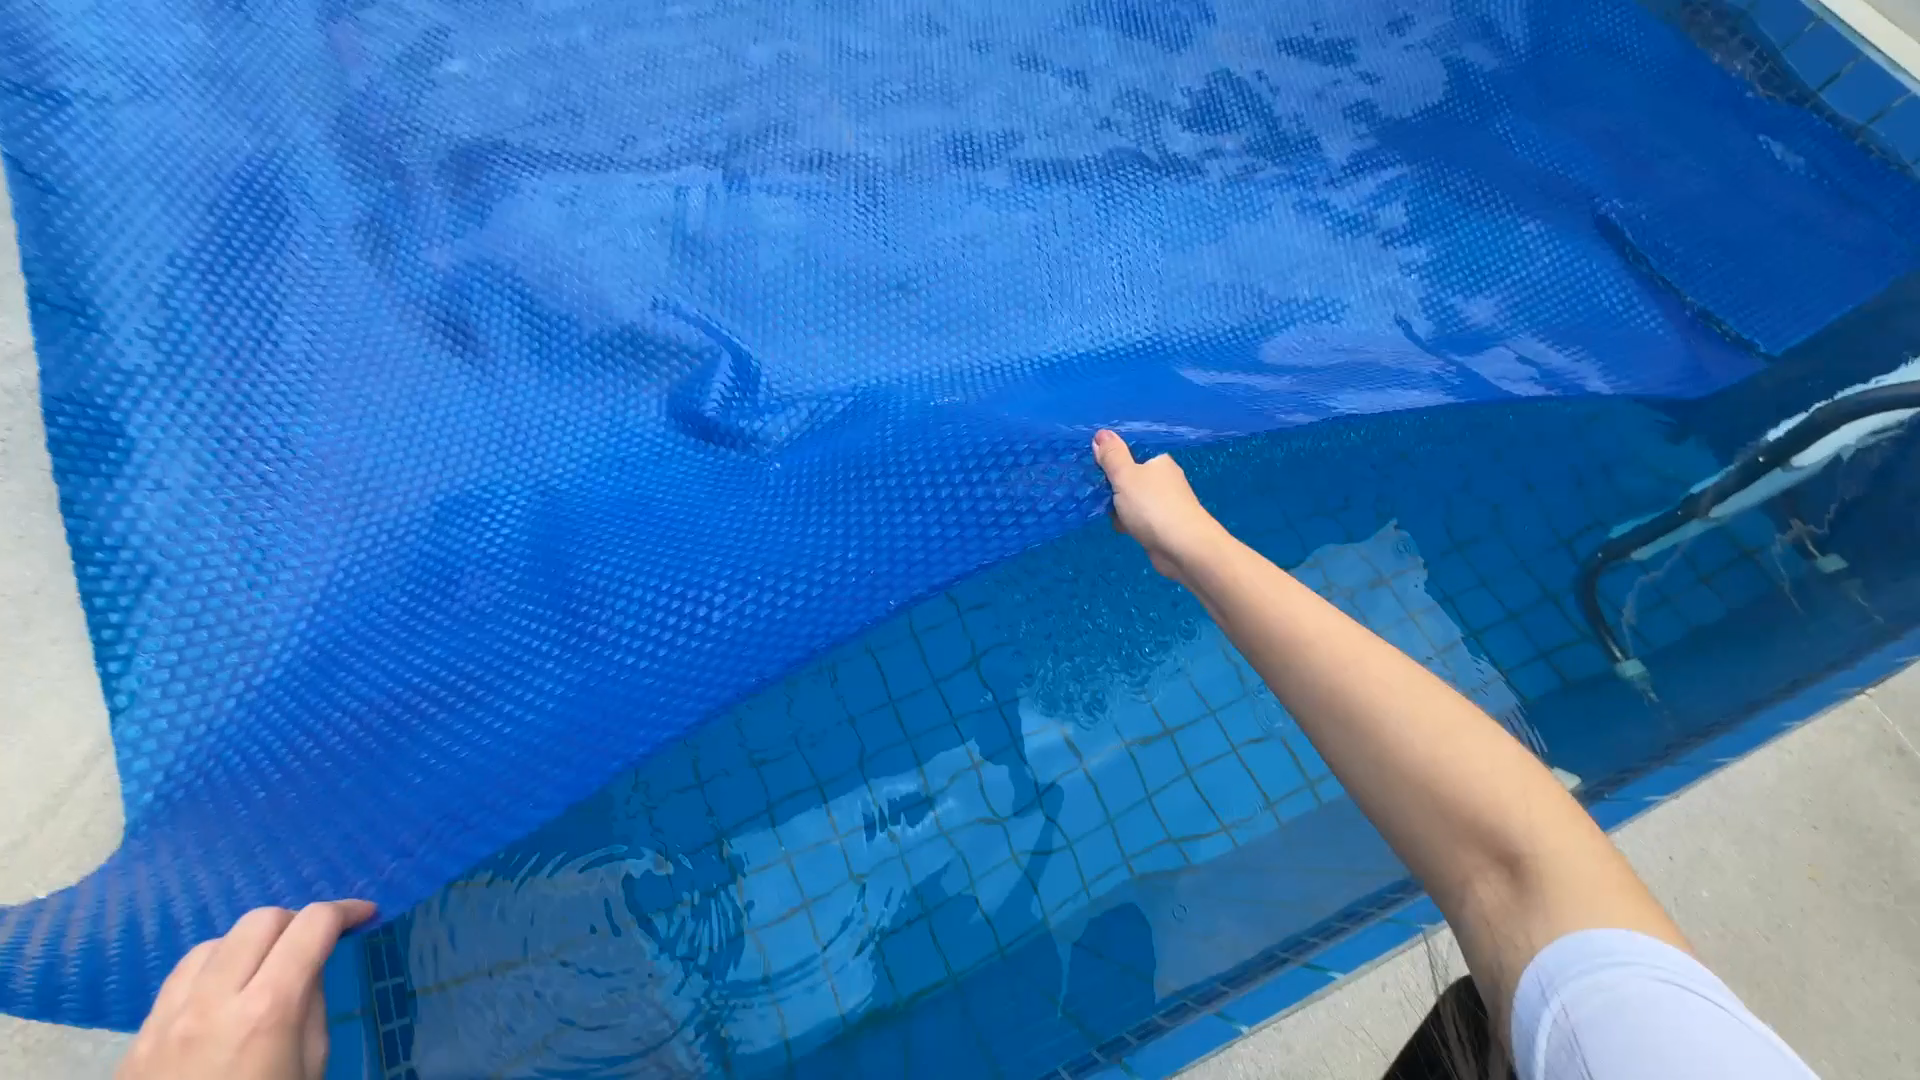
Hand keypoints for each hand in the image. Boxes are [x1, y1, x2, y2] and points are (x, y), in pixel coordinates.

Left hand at [118, 900, 376, 1079]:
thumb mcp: (310, 1063)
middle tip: (316, 942)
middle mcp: (214, 1001)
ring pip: (215, 942)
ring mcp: (167, 1019)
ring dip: (250, 942)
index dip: (347, 910)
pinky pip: (179, 977)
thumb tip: (309, 967)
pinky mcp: (139, 1036)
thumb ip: (311, 1005)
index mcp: (269, 1009)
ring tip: (266, 966)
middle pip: (262, 919)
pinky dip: (213, 968)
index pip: (313, 924)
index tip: (365, 915)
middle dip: (298, 921)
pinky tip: (225, 991)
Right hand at [1092, 429, 1231, 582]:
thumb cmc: (1152, 507)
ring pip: (1132, 500)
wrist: (1183, 548)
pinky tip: (1123, 530)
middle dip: (1113, 487)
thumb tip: (1102, 433)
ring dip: (1119, 508)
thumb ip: (1112, 455)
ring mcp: (1165, 504)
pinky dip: (1129, 524)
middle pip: (1130, 477)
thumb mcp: (1125, 475)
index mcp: (1159, 462)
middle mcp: (1164, 480)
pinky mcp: (1163, 526)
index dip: (1113, 460)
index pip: (1132, 453)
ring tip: (1110, 514)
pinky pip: (1139, 519)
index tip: (1097, 469)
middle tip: (1100, 494)